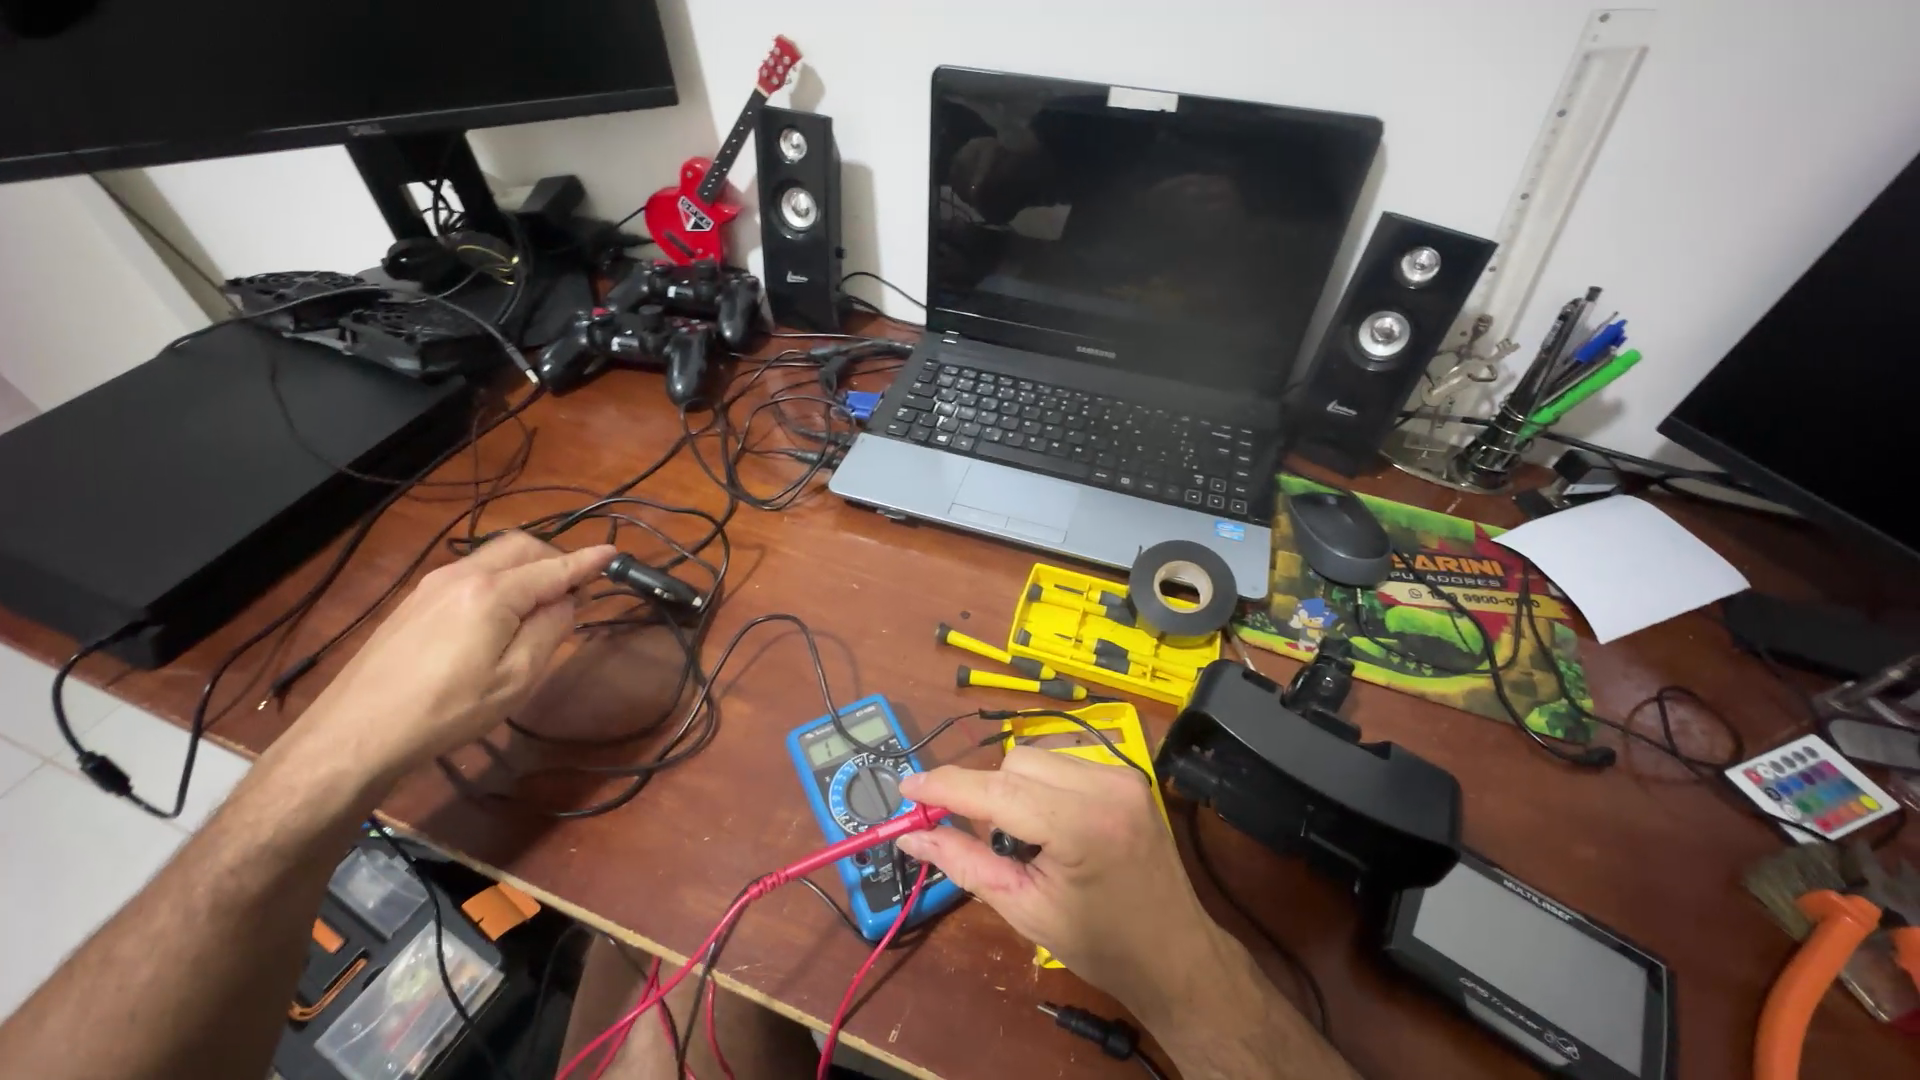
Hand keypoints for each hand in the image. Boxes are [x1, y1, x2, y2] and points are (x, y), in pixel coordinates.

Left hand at [286, 532, 615, 783]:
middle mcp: (461, 575)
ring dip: (527, 569)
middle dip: (555, 558)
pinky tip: (502, 616)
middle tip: (577, 590)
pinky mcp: (415, 601)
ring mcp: (432, 586)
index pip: (552, 568)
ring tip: (542, 607)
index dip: (586, 561)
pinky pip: (472, 574)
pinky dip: (501, 581)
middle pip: (521, 547)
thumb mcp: (515, 679)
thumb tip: (566, 601)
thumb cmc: (447, 710)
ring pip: (494, 558)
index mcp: (491, 593)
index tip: (614, 552)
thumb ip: (549, 631)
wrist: (356, 732)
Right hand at [896, 749, 1228, 1019]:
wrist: (1175, 954)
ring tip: (1024, 838)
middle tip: (978, 836)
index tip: (906, 787)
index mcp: (1080, 825)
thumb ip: (964, 863)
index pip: (995, 789)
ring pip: (1037, 756)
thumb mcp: (1024, 910)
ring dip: (1014, 787)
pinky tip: (1050, 825)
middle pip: (1014, 762)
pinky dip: (1042, 785)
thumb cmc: (1099, 945)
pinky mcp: (1128, 775)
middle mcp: (1104, 785)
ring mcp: (1121, 775)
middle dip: (985, 793)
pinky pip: (1063, 761)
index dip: (945, 786)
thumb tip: (913, 837)